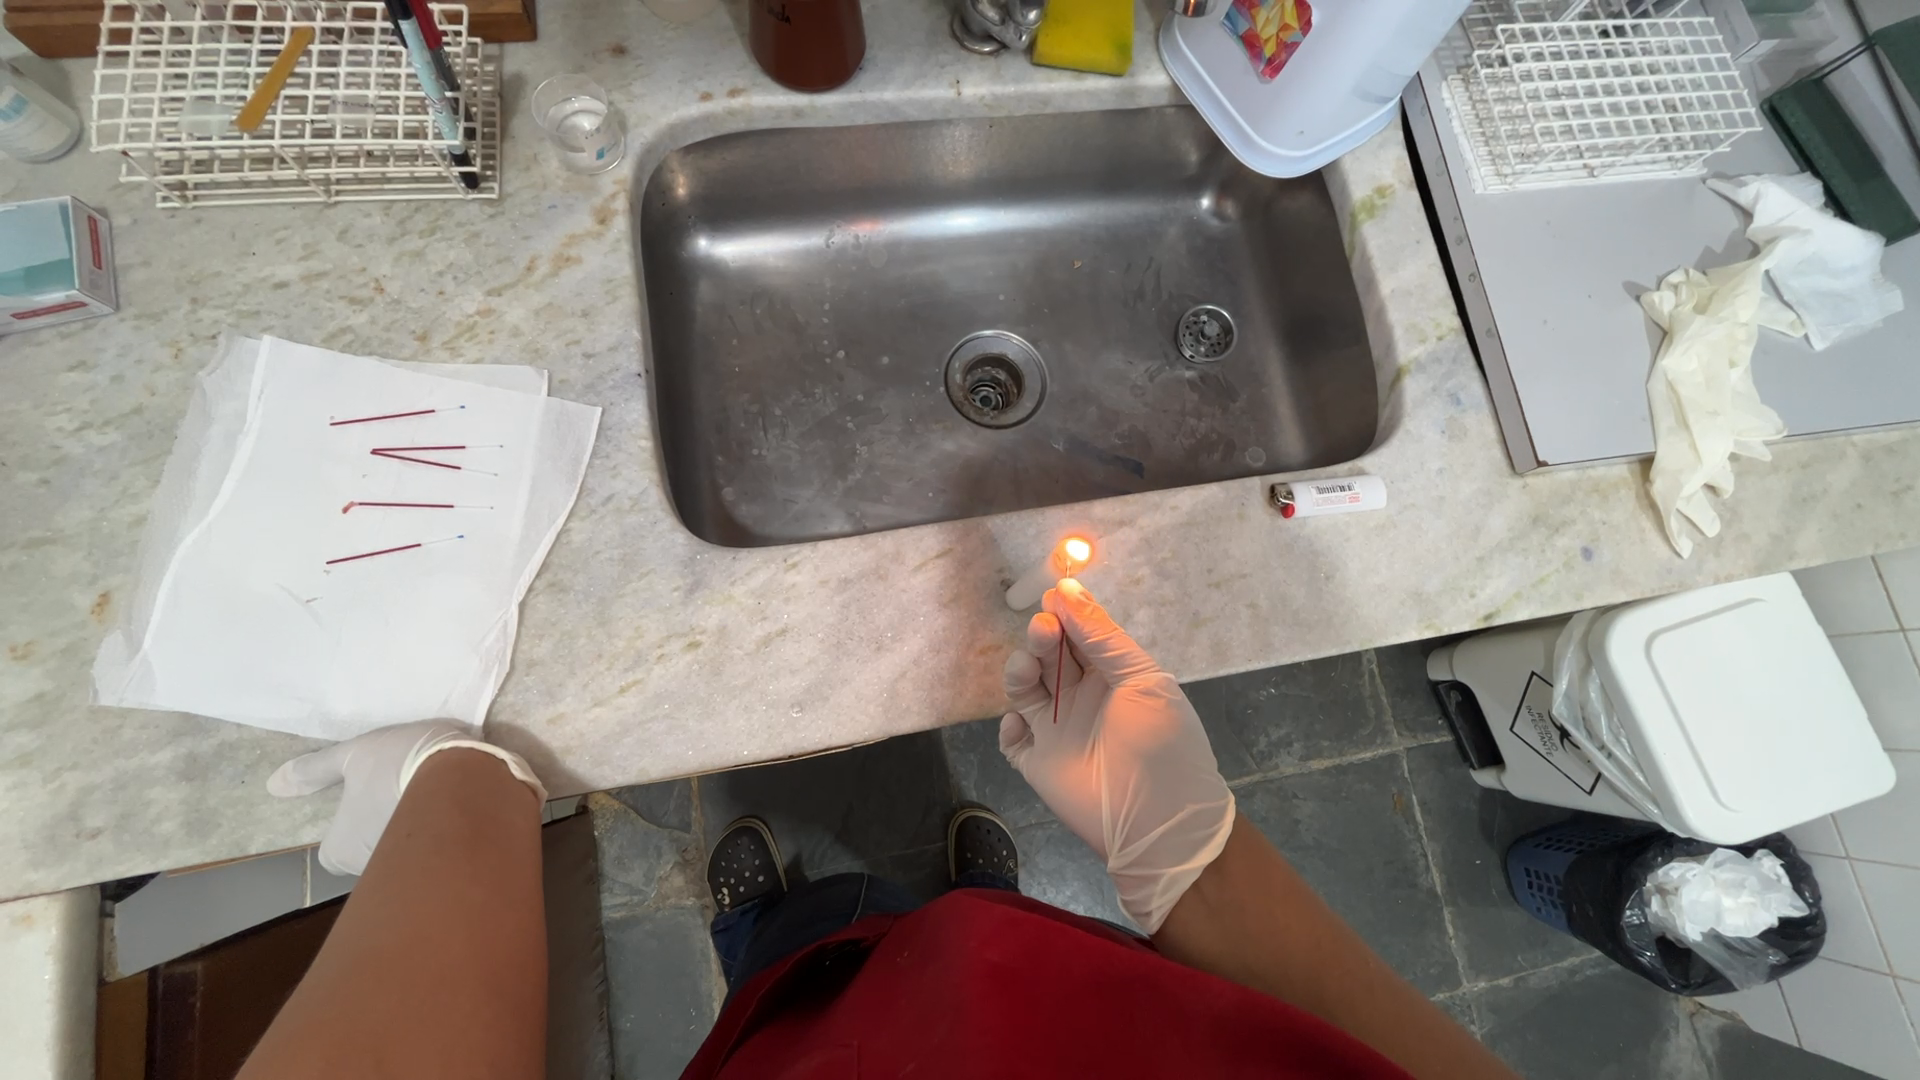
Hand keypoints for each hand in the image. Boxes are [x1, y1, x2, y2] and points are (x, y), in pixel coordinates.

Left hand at [268, 720, 545, 875]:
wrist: (461, 774)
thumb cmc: (397, 766)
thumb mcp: (355, 755)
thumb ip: (317, 770)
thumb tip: (273, 785)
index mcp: (340, 851)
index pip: (336, 852)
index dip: (352, 830)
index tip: (371, 807)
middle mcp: (369, 868)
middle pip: (374, 852)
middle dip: (389, 832)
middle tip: (405, 802)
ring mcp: (411, 869)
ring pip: (409, 854)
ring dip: (418, 834)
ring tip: (438, 805)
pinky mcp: (449, 862)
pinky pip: (439, 853)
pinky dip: (444, 837)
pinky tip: (458, 812)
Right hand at [1000, 579, 1234, 932]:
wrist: (1159, 821)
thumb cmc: (1160, 742)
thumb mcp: (1140, 677)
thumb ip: (1101, 634)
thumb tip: (1067, 587)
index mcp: (1111, 676)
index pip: (1079, 636)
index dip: (1065, 615)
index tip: (1052, 597)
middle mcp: (1082, 699)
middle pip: (1049, 656)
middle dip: (1042, 637)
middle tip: (1043, 630)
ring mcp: (1057, 731)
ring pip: (1025, 689)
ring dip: (1021, 671)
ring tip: (1028, 670)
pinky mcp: (1037, 763)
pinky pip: (1012, 739)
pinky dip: (1009, 727)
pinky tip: (1022, 724)